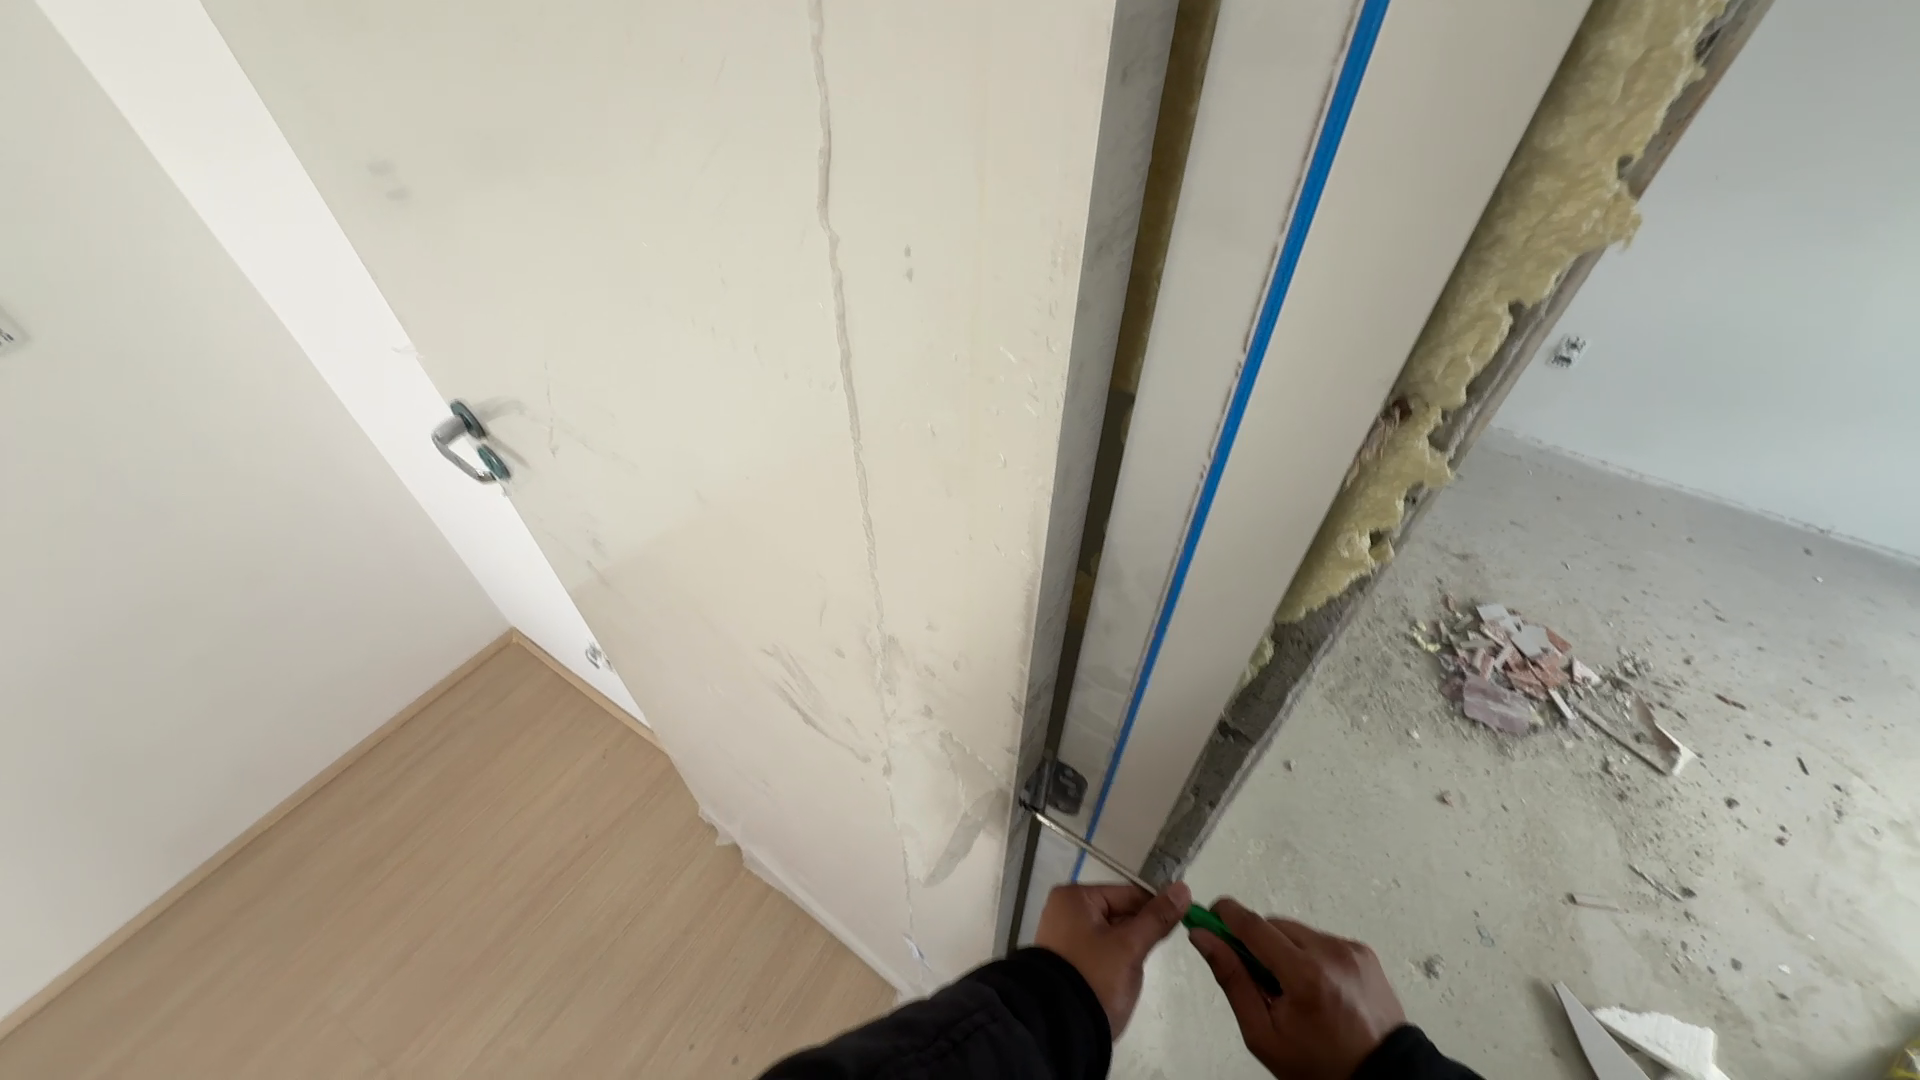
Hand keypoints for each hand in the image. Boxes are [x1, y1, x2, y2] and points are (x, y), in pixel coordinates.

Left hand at [1034, 880, 1190, 1036]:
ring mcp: (1064, 936)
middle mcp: (1065, 910)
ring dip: (1128, 947)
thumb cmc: (1095, 977)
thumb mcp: (1129, 946)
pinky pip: (1100, 949)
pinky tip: (1123, 974)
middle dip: (1139, 931)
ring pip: (1111, 932)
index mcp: (1075, 897)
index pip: (1127, 893)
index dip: (1155, 907)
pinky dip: (1115, 958)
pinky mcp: (1068, 959)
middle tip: (1155, 951)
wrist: (1061, 1028)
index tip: (1181, 921)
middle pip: (1118, 911)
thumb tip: (1182, 889)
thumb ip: (1157, 918)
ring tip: (1136, 966)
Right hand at [1190, 898, 1406, 1078]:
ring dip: (1283, 949)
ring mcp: (1351, 949)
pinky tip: (1316, 986)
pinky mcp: (1364, 951)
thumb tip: (1202, 937)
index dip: (1225, 914)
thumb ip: (1231, 980)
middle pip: (1273, 926)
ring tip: (1290, 988)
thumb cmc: (1318, 1065)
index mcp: (1305, 975)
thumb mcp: (1263, 1035)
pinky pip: (1320, 939)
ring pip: (1296, 931)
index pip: (1253, 926)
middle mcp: (1331, 952)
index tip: (1207, 914)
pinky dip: (1309, 954)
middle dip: (1257, 943)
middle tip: (1256, 976)